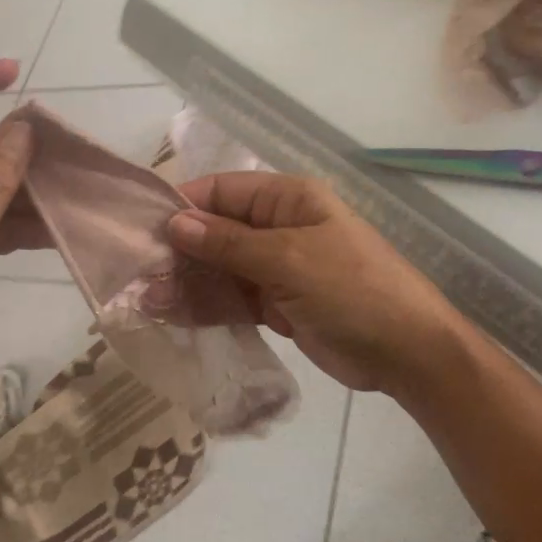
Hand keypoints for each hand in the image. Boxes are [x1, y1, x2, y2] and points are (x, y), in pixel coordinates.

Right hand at [167, 172, 468, 393]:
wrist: (407, 351)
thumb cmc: (353, 289)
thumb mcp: (290, 260)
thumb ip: (230, 244)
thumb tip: (175, 222)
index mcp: (290, 200)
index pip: (224, 191)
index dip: (183, 205)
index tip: (140, 229)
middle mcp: (281, 228)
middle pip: (218, 231)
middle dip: (180, 249)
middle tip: (134, 273)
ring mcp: (280, 269)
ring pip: (222, 268)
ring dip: (188, 281)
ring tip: (144, 300)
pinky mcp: (280, 305)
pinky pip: (235, 299)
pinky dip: (208, 306)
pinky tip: (172, 315)